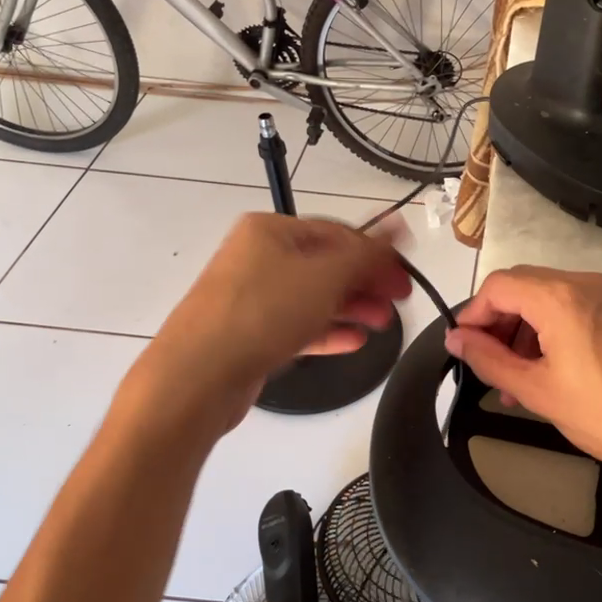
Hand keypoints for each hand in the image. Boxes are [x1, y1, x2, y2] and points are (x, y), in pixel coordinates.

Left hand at [118, 214, 410, 439]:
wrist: (196, 376)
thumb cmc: (261, 314)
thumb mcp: (325, 276)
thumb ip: (367, 253)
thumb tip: (398, 225)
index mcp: (271, 230)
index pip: (339, 233)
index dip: (377, 253)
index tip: (405, 278)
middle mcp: (258, 257)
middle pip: (326, 265)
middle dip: (366, 283)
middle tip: (398, 303)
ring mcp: (250, 297)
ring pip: (313, 296)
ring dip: (351, 307)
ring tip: (382, 324)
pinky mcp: (249, 334)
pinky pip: (297, 326)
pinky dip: (326, 330)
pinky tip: (353, 341)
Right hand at [443, 267, 601, 502]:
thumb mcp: (537, 391)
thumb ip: (489, 359)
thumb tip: (456, 339)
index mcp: (560, 296)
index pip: (498, 286)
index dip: (473, 314)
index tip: (462, 348)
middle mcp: (584, 283)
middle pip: (522, 287)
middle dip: (497, 323)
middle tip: (485, 366)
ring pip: (547, 299)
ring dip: (522, 332)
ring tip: (513, 382)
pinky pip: (572, 310)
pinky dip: (550, 333)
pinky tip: (545, 374)